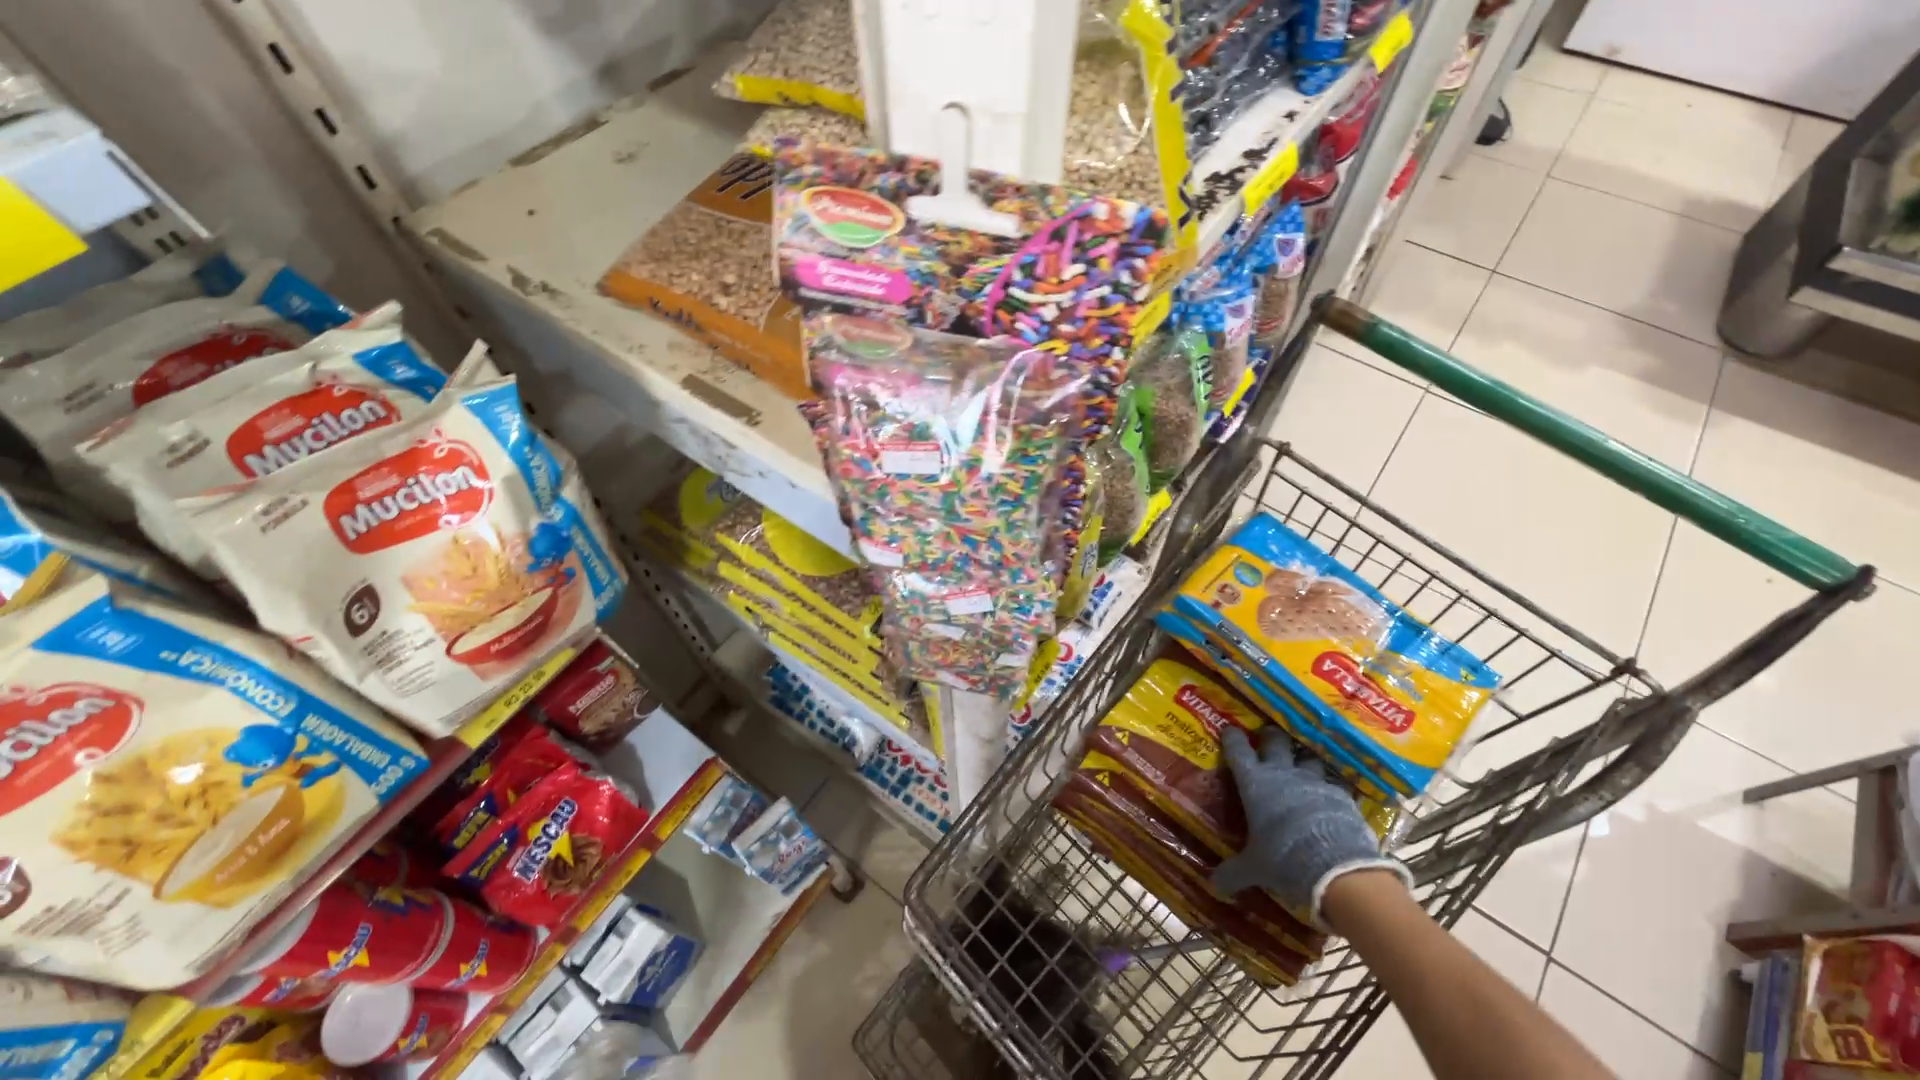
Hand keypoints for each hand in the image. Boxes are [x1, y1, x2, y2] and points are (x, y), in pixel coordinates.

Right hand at [1212, 726, 1410, 929]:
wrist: (1336, 867)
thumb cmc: (1283, 858)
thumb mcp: (1254, 868)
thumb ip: (1234, 873)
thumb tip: (1214, 886)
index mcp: (1255, 783)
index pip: (1238, 751)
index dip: (1233, 738)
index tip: (1230, 730)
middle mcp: (1284, 774)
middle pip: (1276, 742)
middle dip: (1270, 737)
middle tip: (1268, 737)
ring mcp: (1315, 782)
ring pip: (1309, 758)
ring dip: (1305, 759)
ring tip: (1304, 765)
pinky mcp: (1342, 796)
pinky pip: (1335, 785)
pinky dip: (1331, 789)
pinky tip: (1332, 799)